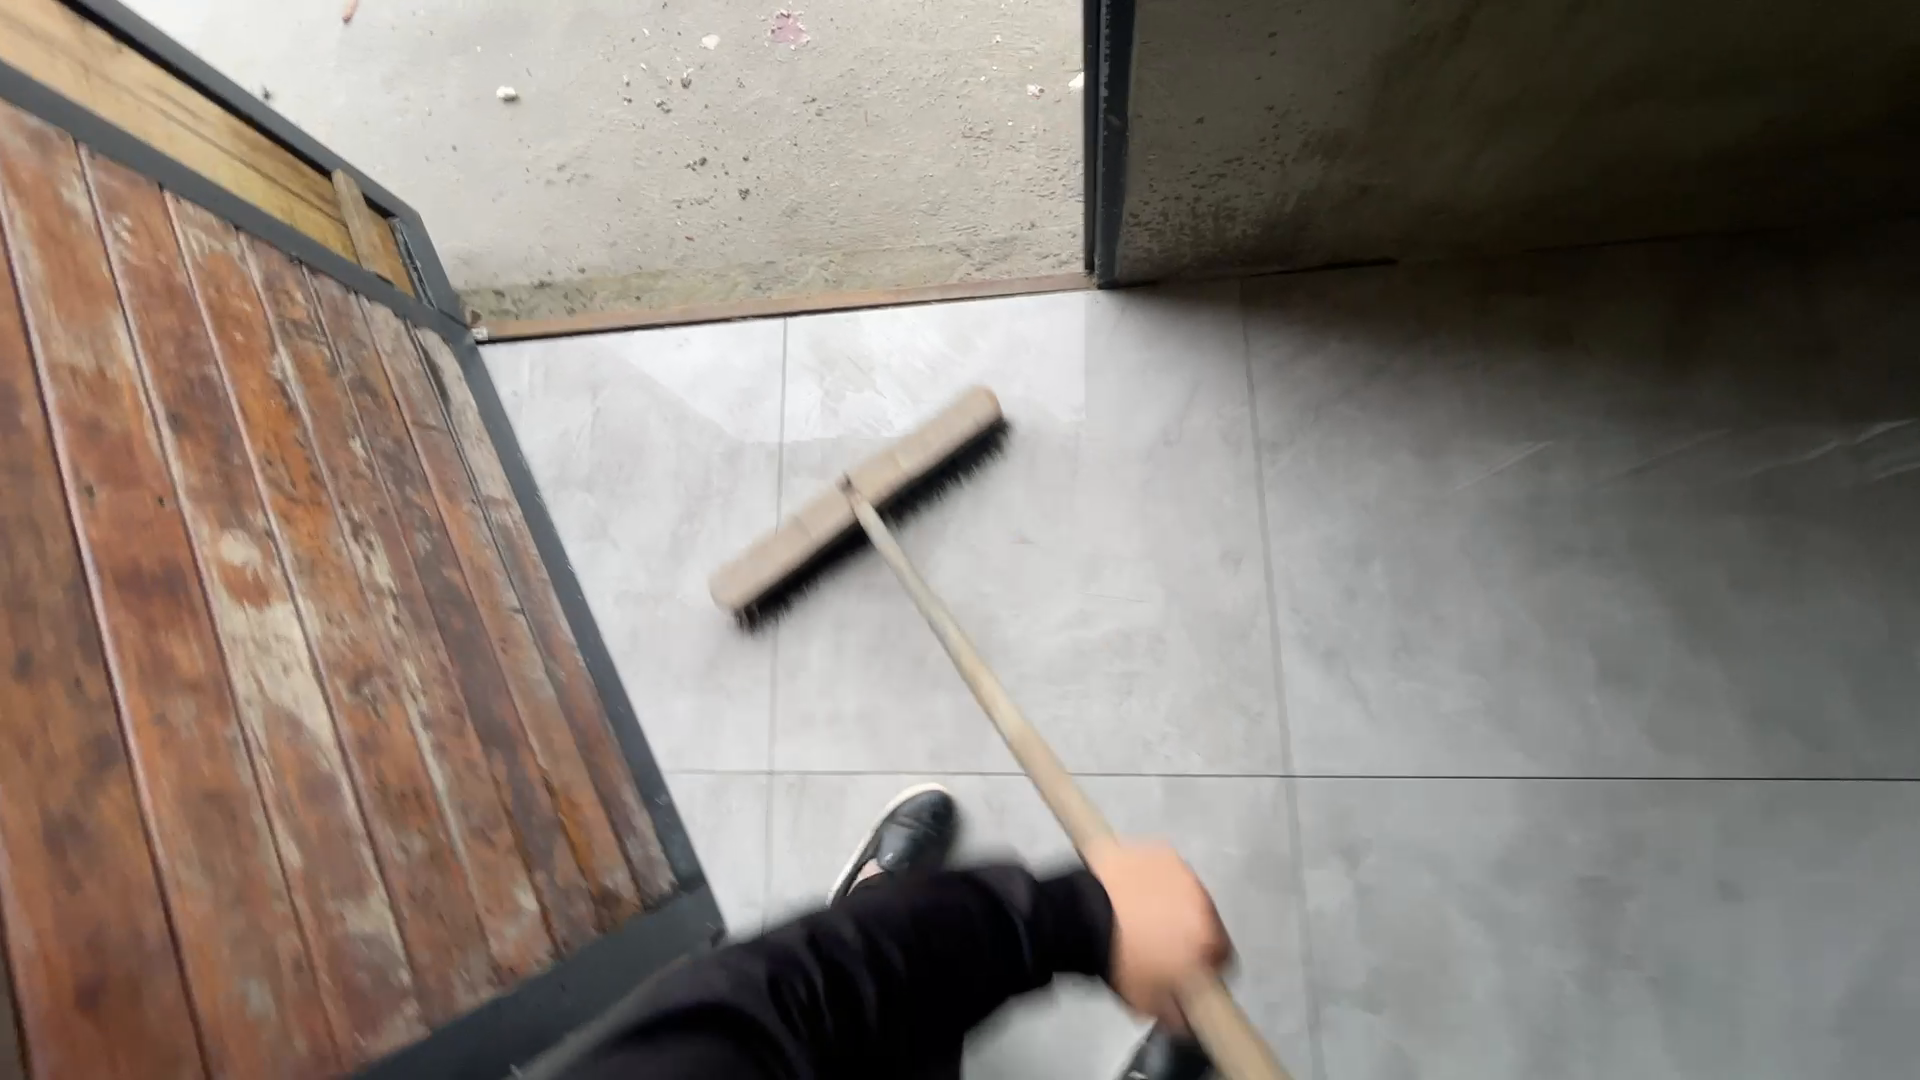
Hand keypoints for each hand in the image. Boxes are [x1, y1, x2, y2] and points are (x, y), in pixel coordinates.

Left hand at [1082, 838, 1231, 1030]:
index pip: (1224, 956)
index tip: (1190, 968)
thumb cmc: (1117, 958)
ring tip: (1145, 913)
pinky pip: (1165, 870)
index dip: (1206, 965)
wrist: (1082, 914)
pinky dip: (1155, 879)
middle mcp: (1202, 899)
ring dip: (1174, 902)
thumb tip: (1186, 1013)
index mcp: (1207, 937)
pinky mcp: (1158, 850)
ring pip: (1187, 893)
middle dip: (1189, 931)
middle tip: (1163, 941)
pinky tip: (1135, 891)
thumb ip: (1180, 1012)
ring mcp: (1180, 870)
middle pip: (1206, 919)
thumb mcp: (1151, 1003)